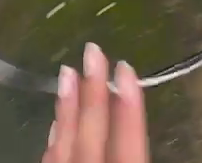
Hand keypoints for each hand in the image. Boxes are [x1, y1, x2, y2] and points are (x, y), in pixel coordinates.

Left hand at [44, 42, 148, 162]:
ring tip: (67, 71)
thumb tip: (150, 131)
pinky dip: (55, 140)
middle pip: (93, 134)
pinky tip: (55, 123)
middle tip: (92, 50)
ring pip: (66, 144)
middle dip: (93, 92)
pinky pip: (51, 162)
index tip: (125, 67)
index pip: (128, 143)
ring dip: (67, 108)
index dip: (129, 106)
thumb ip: (145, 161)